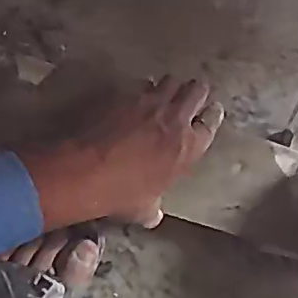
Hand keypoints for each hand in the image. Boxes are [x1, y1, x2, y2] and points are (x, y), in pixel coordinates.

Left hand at [20, 76, 223, 229]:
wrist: (85, 170)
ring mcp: (150, 102)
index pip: (211, 123)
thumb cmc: (119, 193)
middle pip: (197, 91)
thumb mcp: (143, 208)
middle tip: (193, 93)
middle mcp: (175, 119)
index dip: (212, 116)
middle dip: (196, 91)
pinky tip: (136, 95)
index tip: (211, 111)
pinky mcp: (125, 94)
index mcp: (187, 147)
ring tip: (166, 90)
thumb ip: (154, 208)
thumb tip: (153, 216)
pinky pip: (141, 84)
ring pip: (172, 81)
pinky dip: (142, 88)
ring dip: (171, 85)